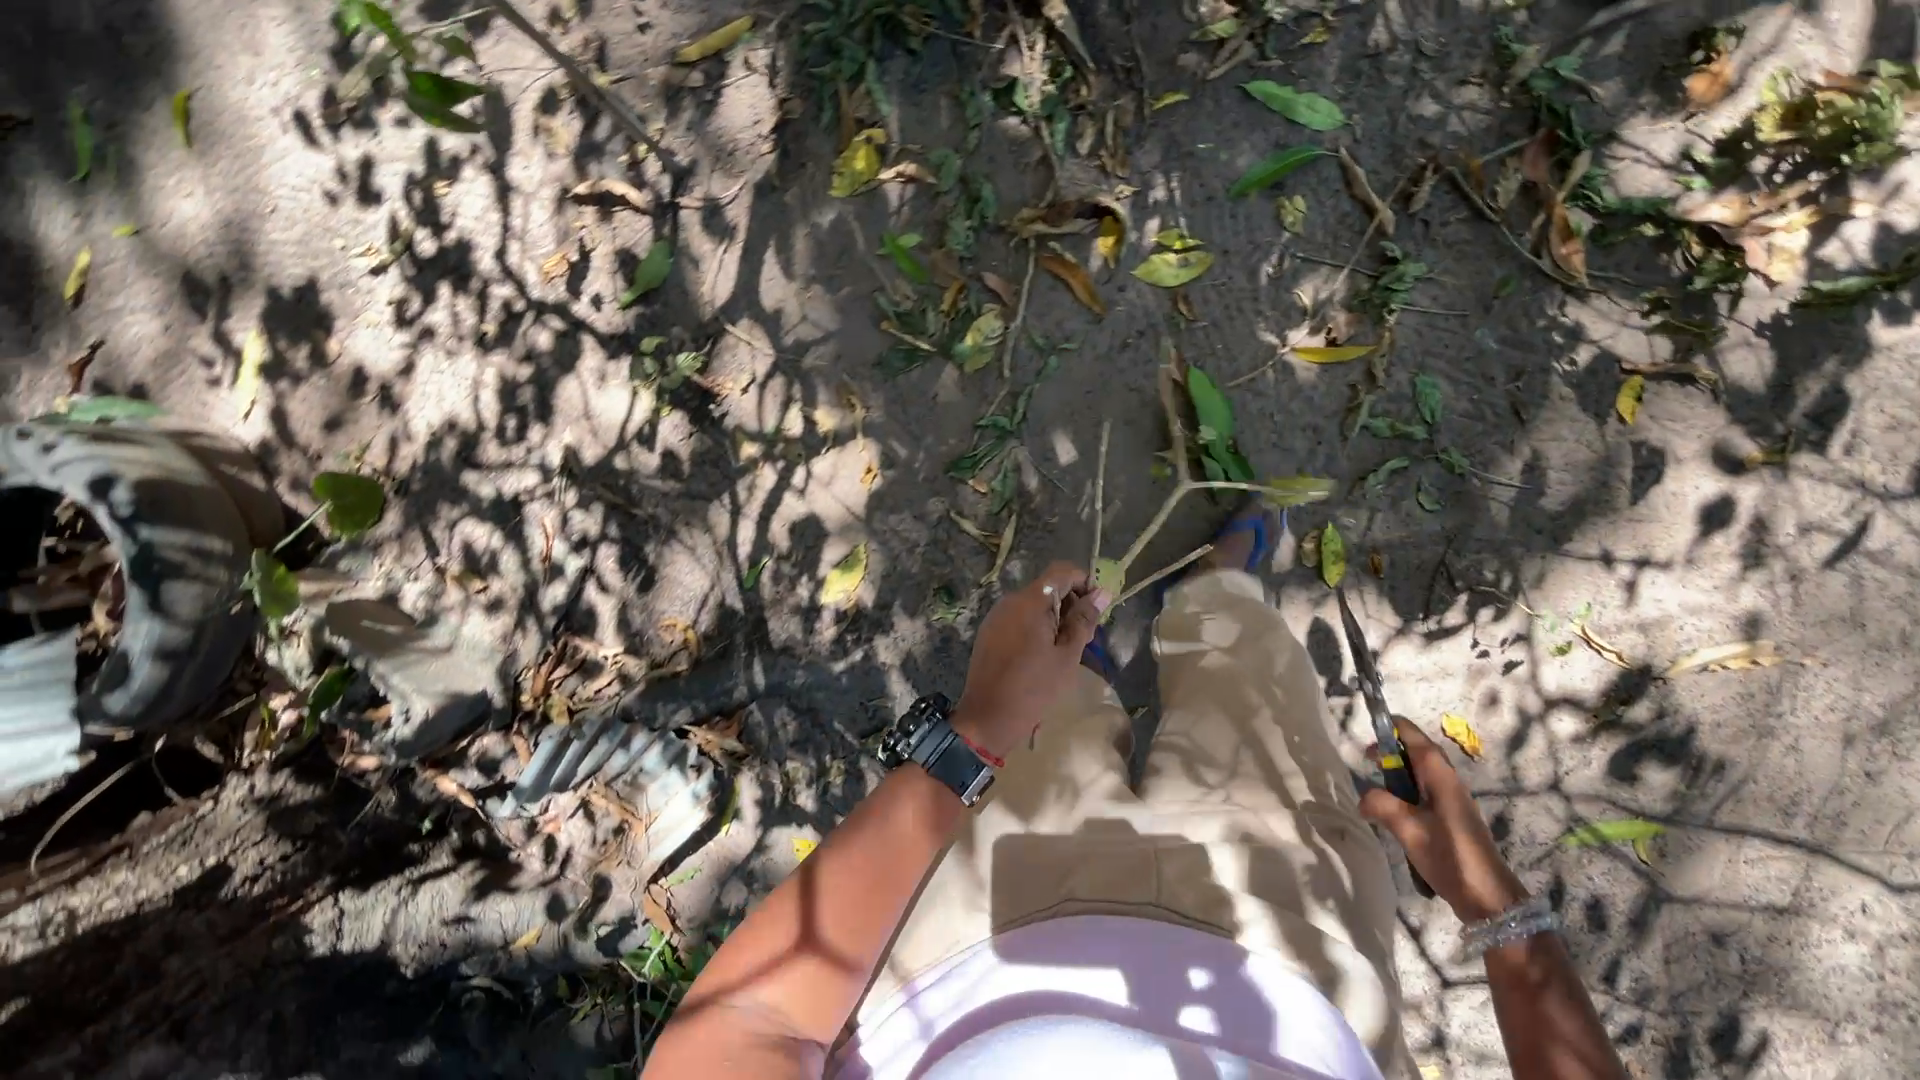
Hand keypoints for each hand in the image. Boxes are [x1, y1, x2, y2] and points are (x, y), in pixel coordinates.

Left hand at [950, 562, 1110, 760]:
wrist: (987, 717)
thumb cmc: (1034, 688)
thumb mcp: (1067, 655)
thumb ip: (1083, 620)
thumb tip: (1101, 593)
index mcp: (1029, 602)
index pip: (1062, 571)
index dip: (1084, 582)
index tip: (1096, 609)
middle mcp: (1009, 601)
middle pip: (1047, 587)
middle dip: (1071, 603)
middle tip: (1086, 637)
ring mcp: (996, 616)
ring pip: (1033, 603)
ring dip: (1055, 617)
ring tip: (1066, 650)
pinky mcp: (989, 631)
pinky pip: (1019, 618)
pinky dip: (1036, 626)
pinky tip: (1043, 654)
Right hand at [1359, 719, 1529, 921]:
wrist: (1487, 897)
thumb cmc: (1449, 856)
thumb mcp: (1407, 828)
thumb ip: (1380, 804)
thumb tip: (1364, 797)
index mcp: (1440, 777)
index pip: (1416, 739)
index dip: (1395, 728)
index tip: (1371, 726)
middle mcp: (1448, 783)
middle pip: (1418, 754)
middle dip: (1391, 752)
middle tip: (1366, 762)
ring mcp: (1451, 802)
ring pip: (1420, 775)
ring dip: (1397, 775)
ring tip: (1376, 790)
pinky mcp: (1451, 819)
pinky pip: (1423, 794)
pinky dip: (1405, 794)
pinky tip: (1393, 813)